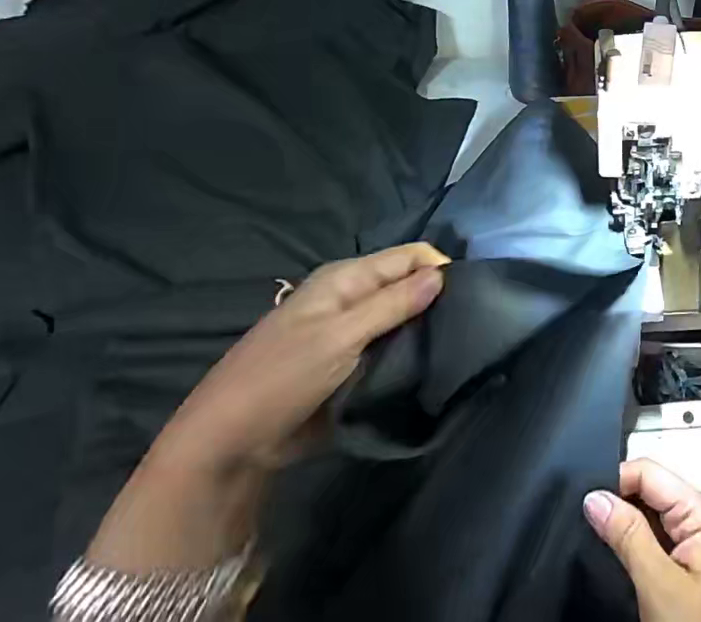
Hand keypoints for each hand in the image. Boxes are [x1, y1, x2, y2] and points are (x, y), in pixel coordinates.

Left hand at [86, 244, 446, 572]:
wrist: (230, 443)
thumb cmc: (280, 379)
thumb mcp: (340, 337)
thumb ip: (393, 304)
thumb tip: (443, 275)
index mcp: (347, 278)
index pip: (410, 256)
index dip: (440, 269)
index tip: (471, 297)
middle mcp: (353, 297)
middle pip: (409, 285)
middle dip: (437, 300)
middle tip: (469, 326)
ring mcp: (353, 332)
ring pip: (405, 319)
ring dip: (426, 330)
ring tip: (458, 347)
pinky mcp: (353, 364)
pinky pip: (393, 349)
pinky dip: (411, 354)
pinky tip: (432, 366)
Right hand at [585, 458, 700, 621]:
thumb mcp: (659, 585)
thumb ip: (627, 535)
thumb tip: (594, 496)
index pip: (650, 471)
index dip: (615, 481)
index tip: (585, 504)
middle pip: (650, 489)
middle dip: (618, 501)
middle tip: (588, 522)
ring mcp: (697, 540)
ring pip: (649, 513)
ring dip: (624, 522)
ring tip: (599, 536)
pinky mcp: (688, 563)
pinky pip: (655, 537)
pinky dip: (634, 541)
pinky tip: (619, 554)